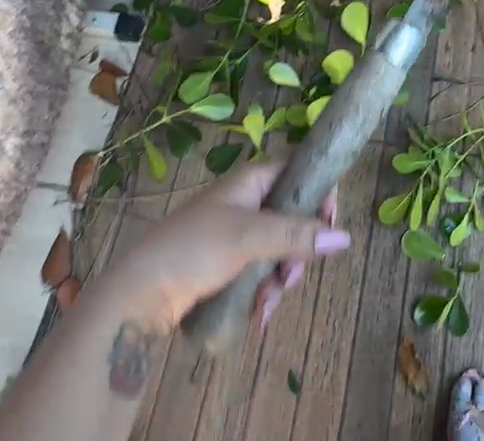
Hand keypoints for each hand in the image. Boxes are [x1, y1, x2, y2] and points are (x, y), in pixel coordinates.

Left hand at [109, 158, 350, 327]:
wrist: (139, 292)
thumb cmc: (194, 249)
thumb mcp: (250, 236)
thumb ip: (297, 233)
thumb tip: (344, 237)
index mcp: (251, 180)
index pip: (299, 172)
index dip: (319, 194)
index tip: (329, 226)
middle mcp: (246, 201)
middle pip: (294, 216)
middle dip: (299, 250)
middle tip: (290, 276)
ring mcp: (236, 233)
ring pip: (280, 248)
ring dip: (280, 277)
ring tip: (266, 302)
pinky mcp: (226, 263)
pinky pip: (260, 270)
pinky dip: (264, 290)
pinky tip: (257, 312)